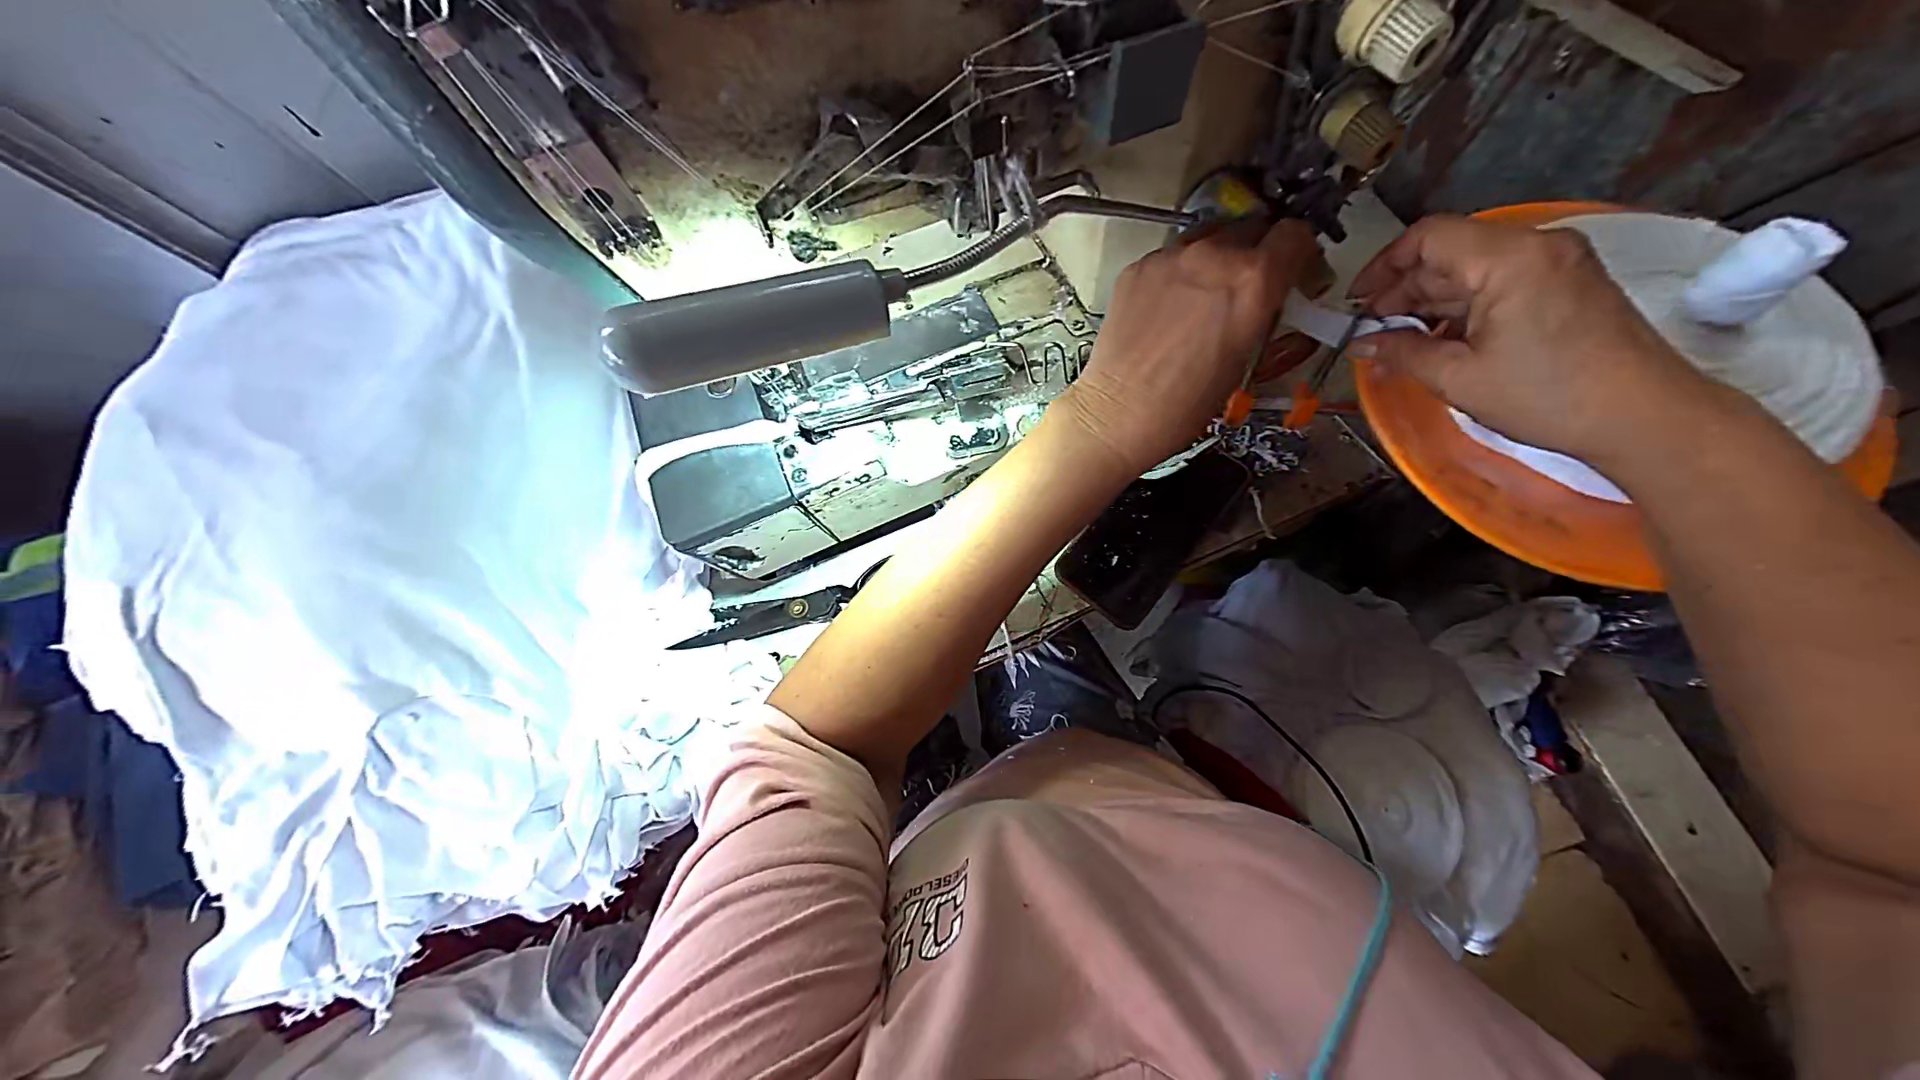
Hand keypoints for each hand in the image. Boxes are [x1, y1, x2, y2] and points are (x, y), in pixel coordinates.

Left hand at [1057, 219, 1320, 476]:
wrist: (1120, 412)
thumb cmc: (1187, 402)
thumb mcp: (1246, 358)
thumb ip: (1263, 311)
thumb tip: (1267, 297)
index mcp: (1254, 279)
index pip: (1295, 234)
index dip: (1299, 254)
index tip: (1294, 273)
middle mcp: (1213, 255)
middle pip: (1251, 228)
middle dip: (1258, 253)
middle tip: (1248, 287)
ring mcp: (1170, 257)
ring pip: (1208, 237)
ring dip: (1216, 257)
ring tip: (1205, 295)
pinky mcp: (1137, 267)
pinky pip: (1170, 257)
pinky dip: (1178, 273)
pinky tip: (1167, 307)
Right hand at [1348, 214, 1711, 467]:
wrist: (1642, 416)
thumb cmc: (1549, 396)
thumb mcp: (1458, 377)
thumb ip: (1403, 353)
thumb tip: (1365, 345)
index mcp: (1510, 259)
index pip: (1428, 237)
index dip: (1382, 266)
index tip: (1356, 301)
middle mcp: (1536, 248)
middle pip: (1449, 253)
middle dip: (1402, 291)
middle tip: (1370, 331)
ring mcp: (1555, 265)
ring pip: (1471, 272)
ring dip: (1428, 303)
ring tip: (1397, 342)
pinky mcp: (1564, 286)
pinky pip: (1497, 285)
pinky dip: (1460, 309)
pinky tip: (1437, 341)